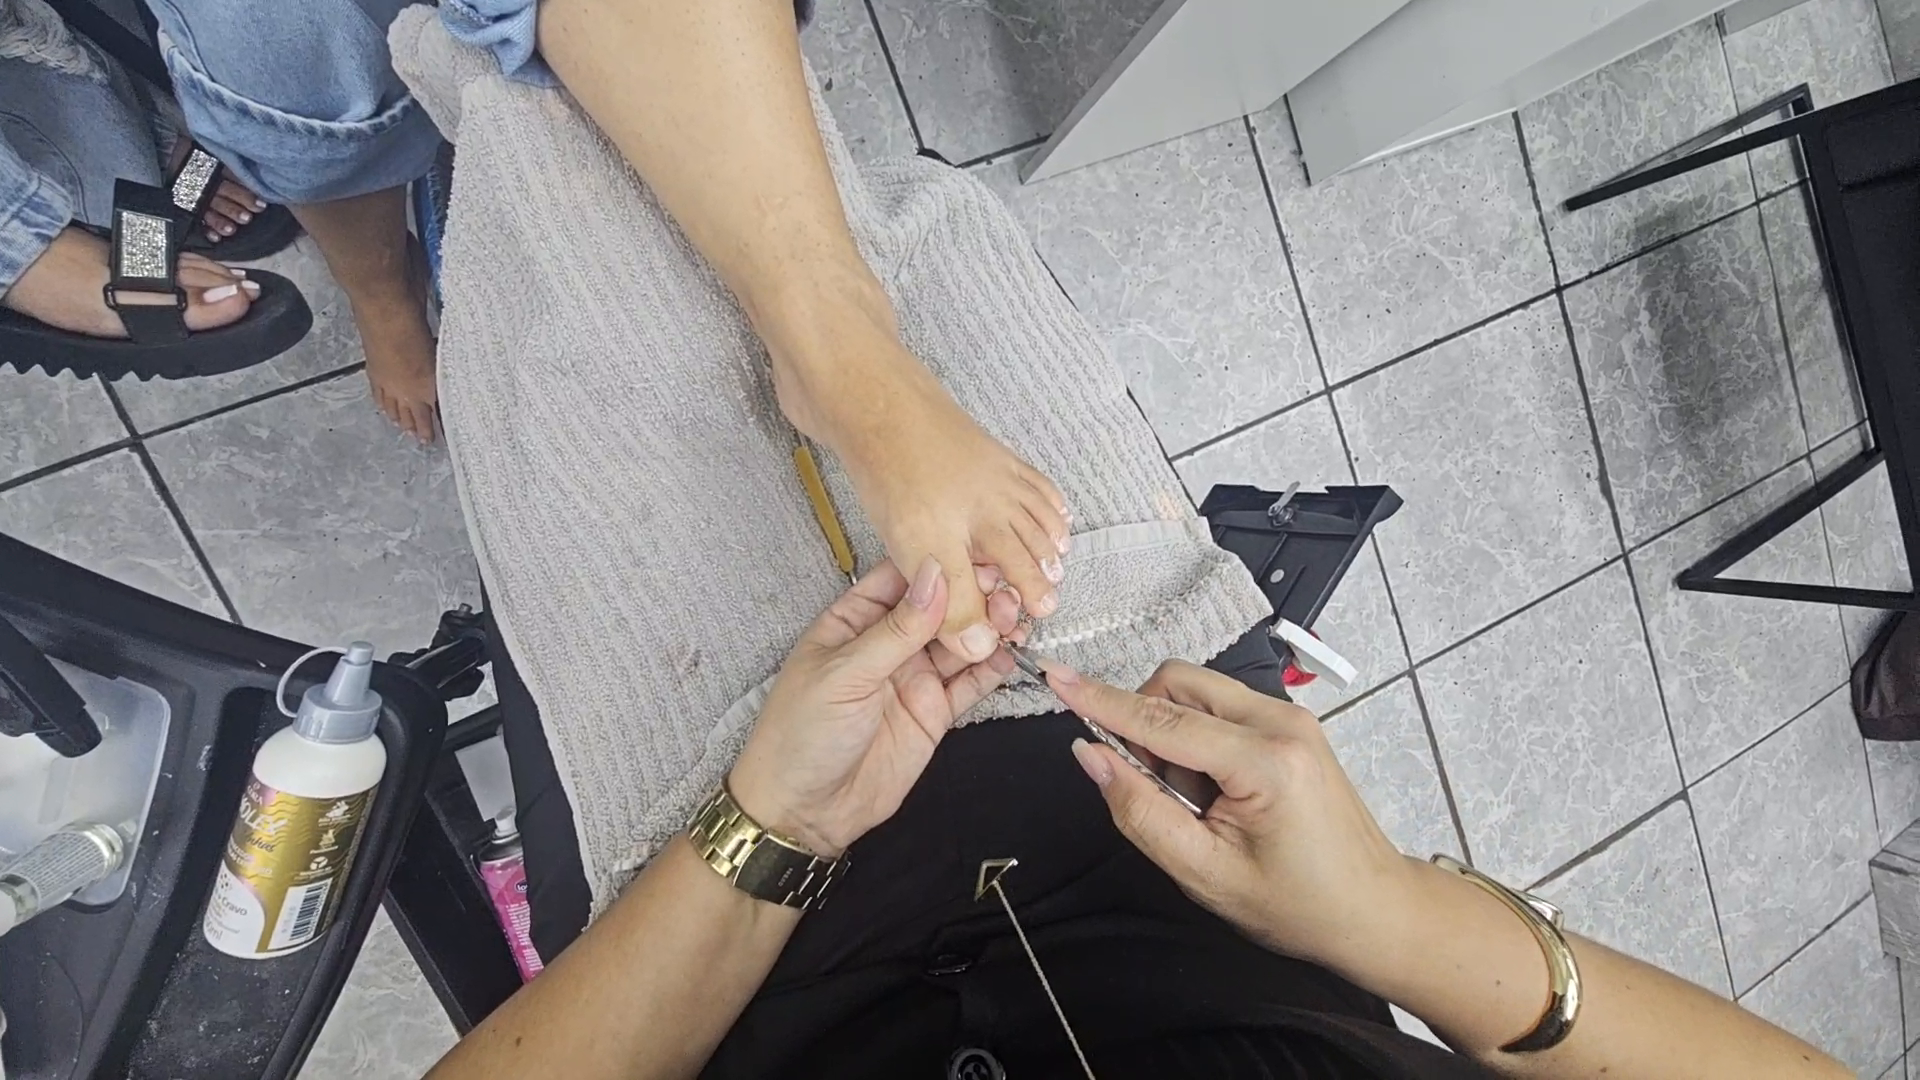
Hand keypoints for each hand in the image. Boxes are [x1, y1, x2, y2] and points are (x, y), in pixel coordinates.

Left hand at [727, 558, 1022, 857]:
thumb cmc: (803, 732)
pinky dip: (992, 669)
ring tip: (1015, 618)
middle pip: (938, 609)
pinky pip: (969, 684)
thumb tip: (934, 573)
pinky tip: (1012, 653)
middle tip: (1005, 589)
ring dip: (988, 628)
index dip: (937, 564)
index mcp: (854, 621)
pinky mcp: (934, 712)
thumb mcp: (845, 673)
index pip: (901, 578)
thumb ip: (895, 628)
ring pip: (960, 642)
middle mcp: (889, 643)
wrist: (804, 812)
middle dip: (972, 596)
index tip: (975, 552)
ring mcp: (914, 677)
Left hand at [777, 335, 1070, 665]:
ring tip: (1059, 550)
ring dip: (1046, 531)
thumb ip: (954, 600)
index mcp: (988, 523)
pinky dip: (1039, 492)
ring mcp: (991, 465)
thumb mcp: (921, 547)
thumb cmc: (892, 470)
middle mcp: (999, 495)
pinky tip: (1041, 496)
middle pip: (1031, 537)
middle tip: (1051, 591)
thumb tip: (983, 649)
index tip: (1039, 617)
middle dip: (1042, 568)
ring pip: (1032, 504)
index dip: (1029, 596)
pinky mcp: (974, 444)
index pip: (1019, 570)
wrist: (870, 392)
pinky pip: (1022, 473)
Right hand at [1049, 661, 1417, 967]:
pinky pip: (1216, 706)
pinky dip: (1195, 736)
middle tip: (1156, 786)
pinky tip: (1214, 786)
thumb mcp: (1205, 873)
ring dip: (1171, 732)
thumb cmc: (1297, 905)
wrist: (1379, 912)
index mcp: (1264, 761)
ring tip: (1195, 798)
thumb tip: (1090, 753)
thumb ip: (1138, 810)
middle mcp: (1280, 720)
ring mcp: (1288, 714)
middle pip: (1177, 682)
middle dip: (1144, 721)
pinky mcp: (1288, 720)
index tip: (1055, 676)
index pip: (1161, 717)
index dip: (1100, 699)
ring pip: (1194, 691)